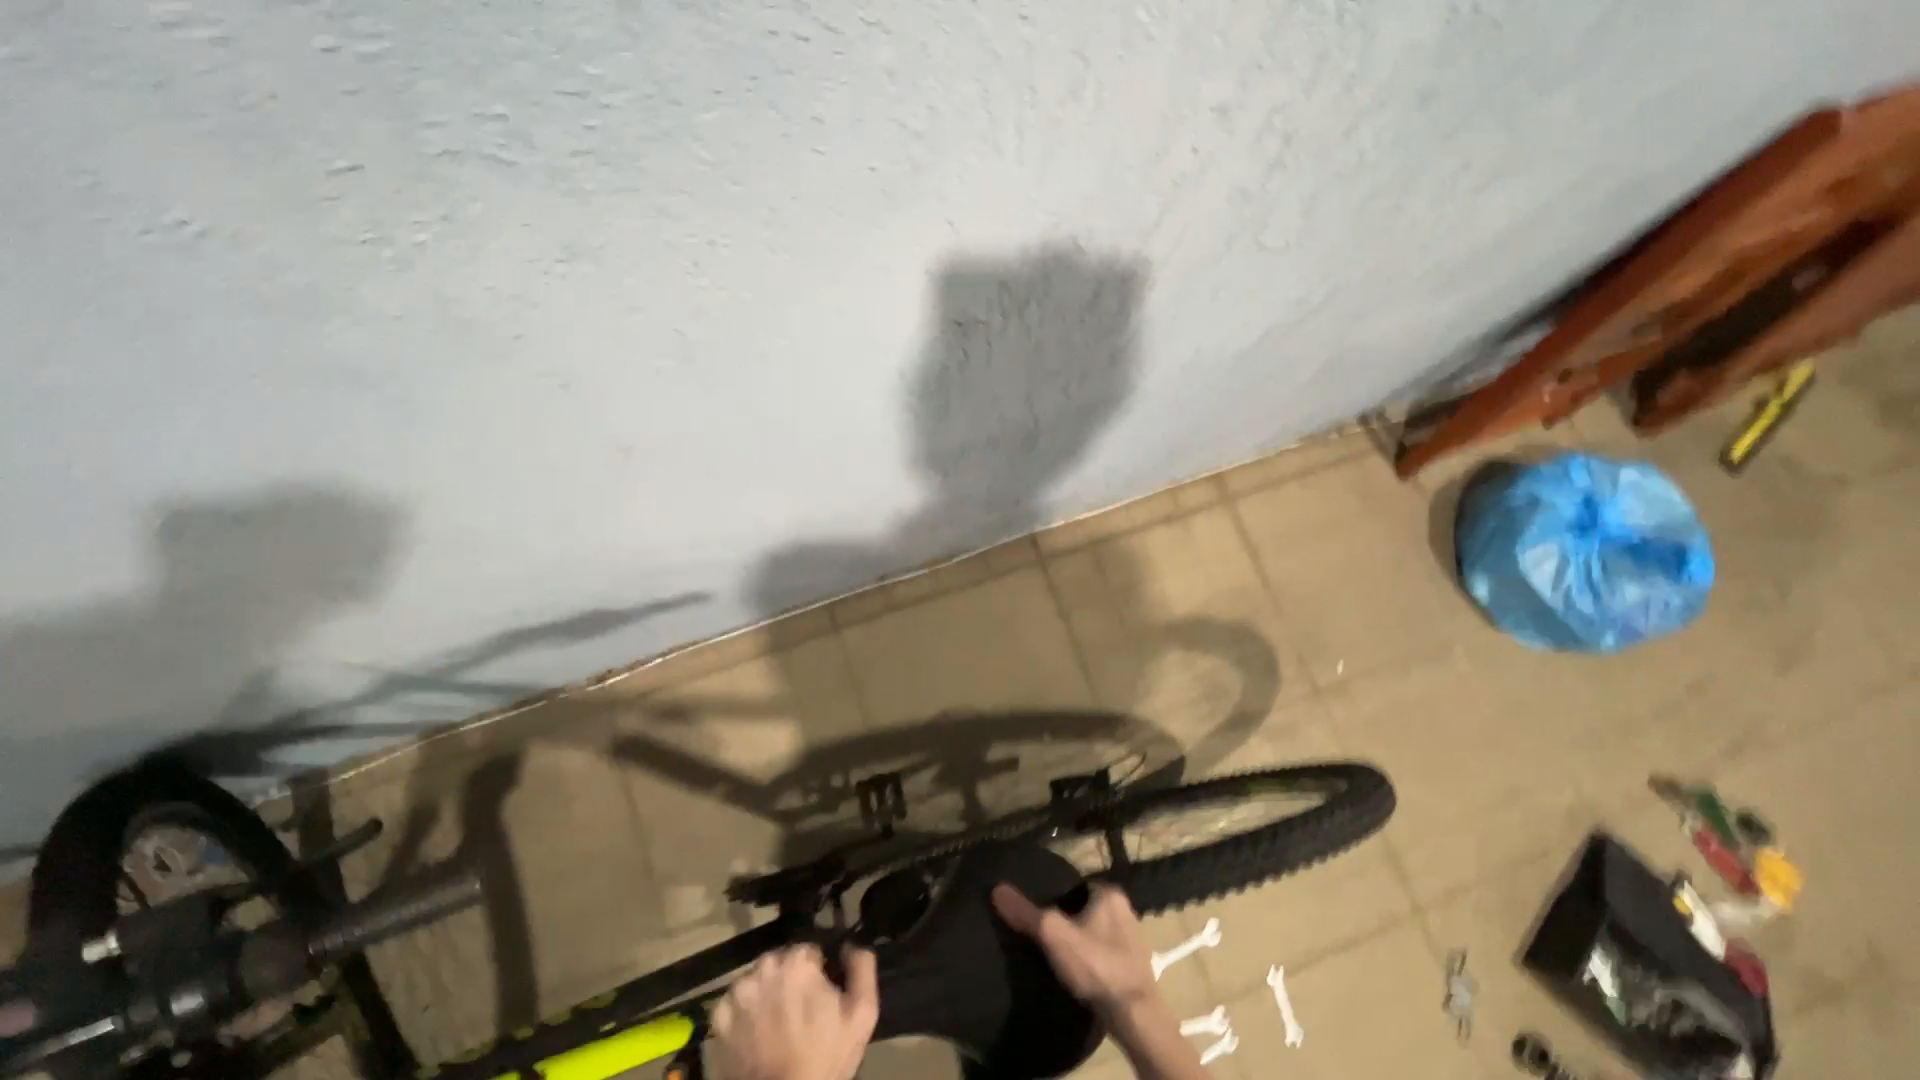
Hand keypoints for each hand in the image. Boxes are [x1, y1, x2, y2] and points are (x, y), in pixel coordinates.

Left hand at [708, 945, 878, 1079]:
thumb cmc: (824, 1058)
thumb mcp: (862, 1015)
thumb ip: (861, 970)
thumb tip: (852, 946)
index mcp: (798, 963)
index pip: (809, 952)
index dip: (817, 972)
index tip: (819, 995)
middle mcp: (764, 969)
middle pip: (780, 963)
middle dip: (790, 979)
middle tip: (799, 1011)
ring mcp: (738, 994)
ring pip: (756, 980)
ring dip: (766, 993)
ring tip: (776, 1023)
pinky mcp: (719, 1018)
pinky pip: (733, 1004)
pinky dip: (743, 1013)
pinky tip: (755, 1033)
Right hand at [992, 883, 1155, 1018]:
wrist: (1134, 1015)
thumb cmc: (1096, 966)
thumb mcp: (1054, 936)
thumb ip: (1027, 913)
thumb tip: (997, 889)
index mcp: (1110, 894)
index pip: (1076, 885)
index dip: (1055, 896)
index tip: (1039, 911)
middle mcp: (1127, 910)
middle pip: (1087, 908)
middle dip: (1068, 919)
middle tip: (1044, 934)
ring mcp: (1134, 939)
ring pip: (1097, 931)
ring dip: (1081, 940)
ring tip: (1058, 955)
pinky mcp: (1134, 965)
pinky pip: (1106, 953)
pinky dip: (1093, 959)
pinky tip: (1079, 973)